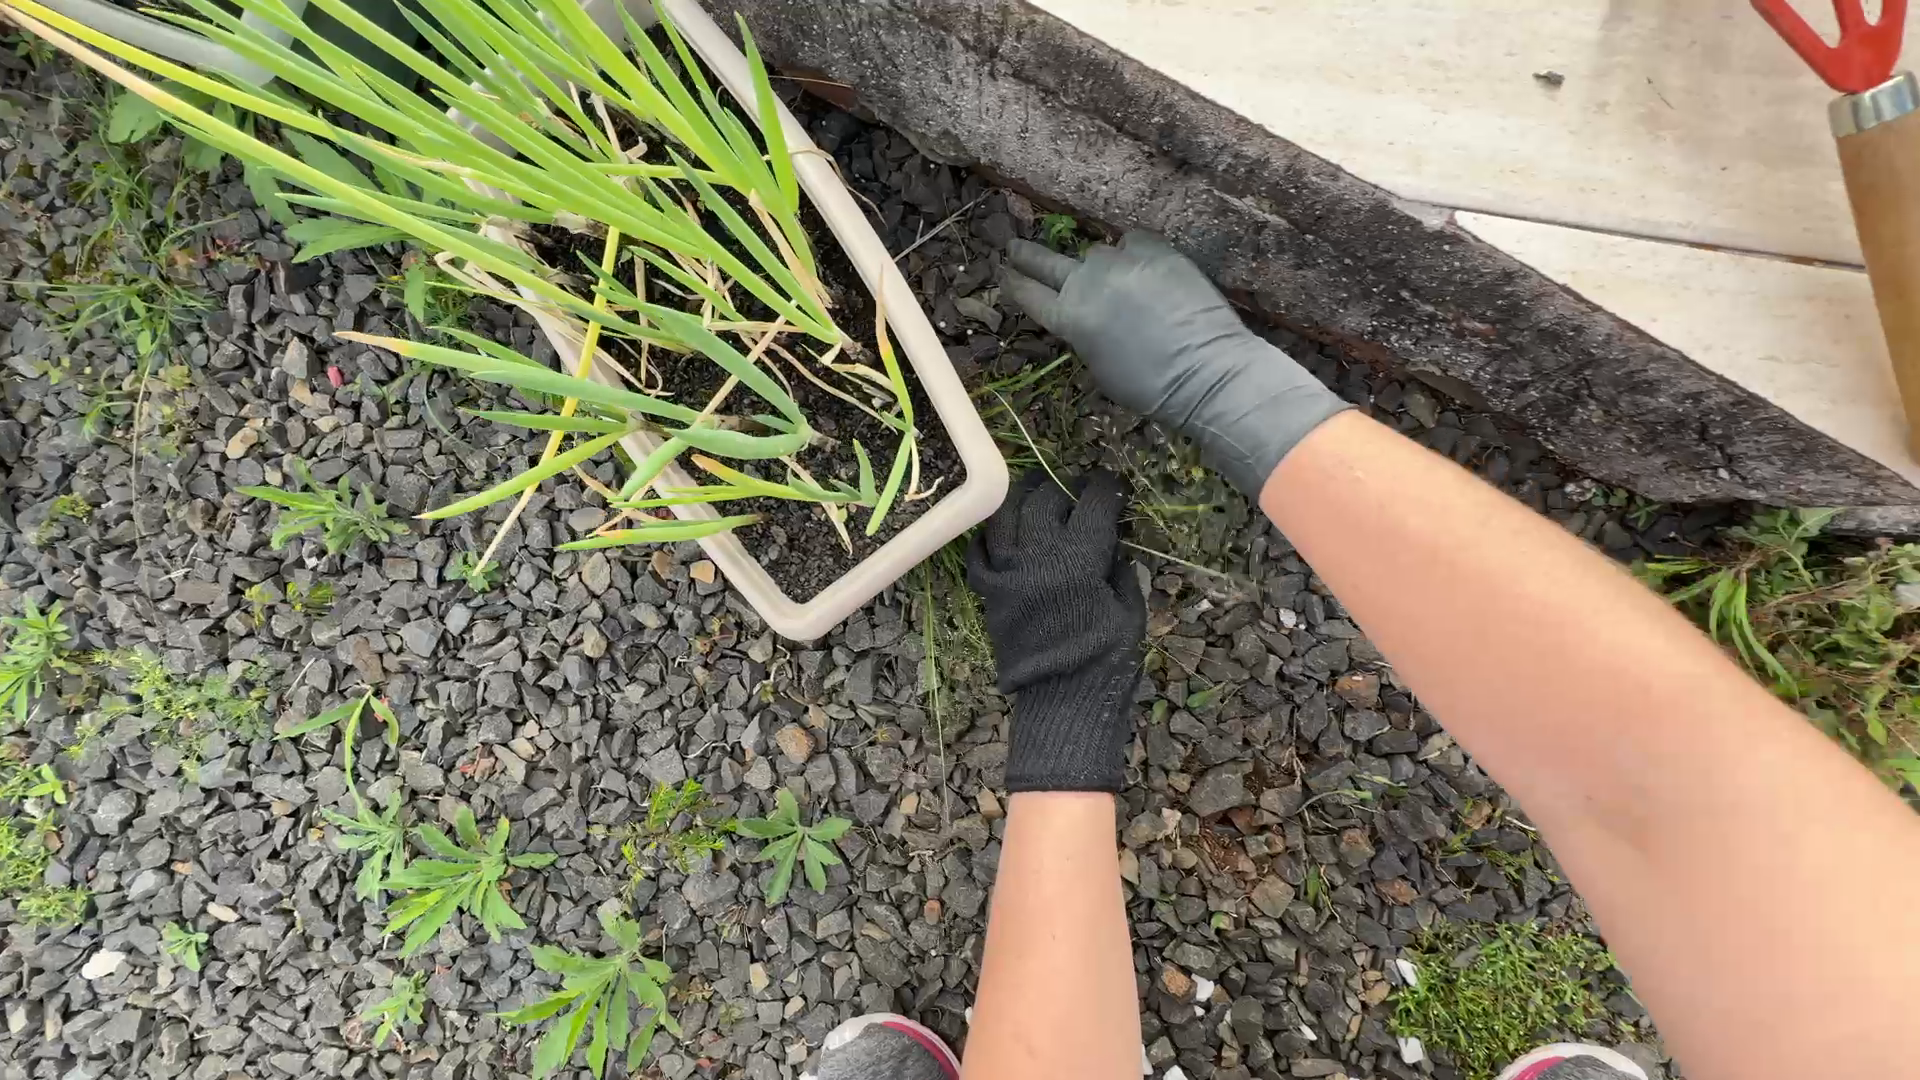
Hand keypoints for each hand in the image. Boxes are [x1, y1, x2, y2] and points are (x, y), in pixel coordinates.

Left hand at [967, 470, 1145, 792]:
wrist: (1061, 702)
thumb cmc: (1105, 661)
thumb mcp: (1129, 613)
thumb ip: (1121, 572)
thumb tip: (1114, 546)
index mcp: (1080, 561)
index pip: (1092, 506)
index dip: (1105, 489)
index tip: (1111, 485)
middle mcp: (1039, 557)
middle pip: (1046, 501)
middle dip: (1064, 488)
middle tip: (1074, 488)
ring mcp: (1008, 573)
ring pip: (1006, 517)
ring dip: (1021, 498)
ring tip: (1034, 492)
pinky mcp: (989, 592)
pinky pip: (979, 556)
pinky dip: (986, 539)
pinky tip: (998, 532)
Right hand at [1003, 231, 1350, 495]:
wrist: (1205, 370)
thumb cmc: (1149, 387)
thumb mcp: (1099, 368)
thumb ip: (1083, 334)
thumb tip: (1085, 315)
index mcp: (1068, 321)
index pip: (1028, 295)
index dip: (1014, 284)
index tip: (1004, 273)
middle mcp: (1086, 284)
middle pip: (1045, 263)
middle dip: (1026, 256)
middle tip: (1013, 248)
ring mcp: (1120, 263)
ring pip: (1094, 253)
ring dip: (1095, 265)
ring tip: (1109, 279)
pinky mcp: (1154, 249)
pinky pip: (1131, 243)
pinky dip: (1131, 254)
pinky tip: (1140, 268)